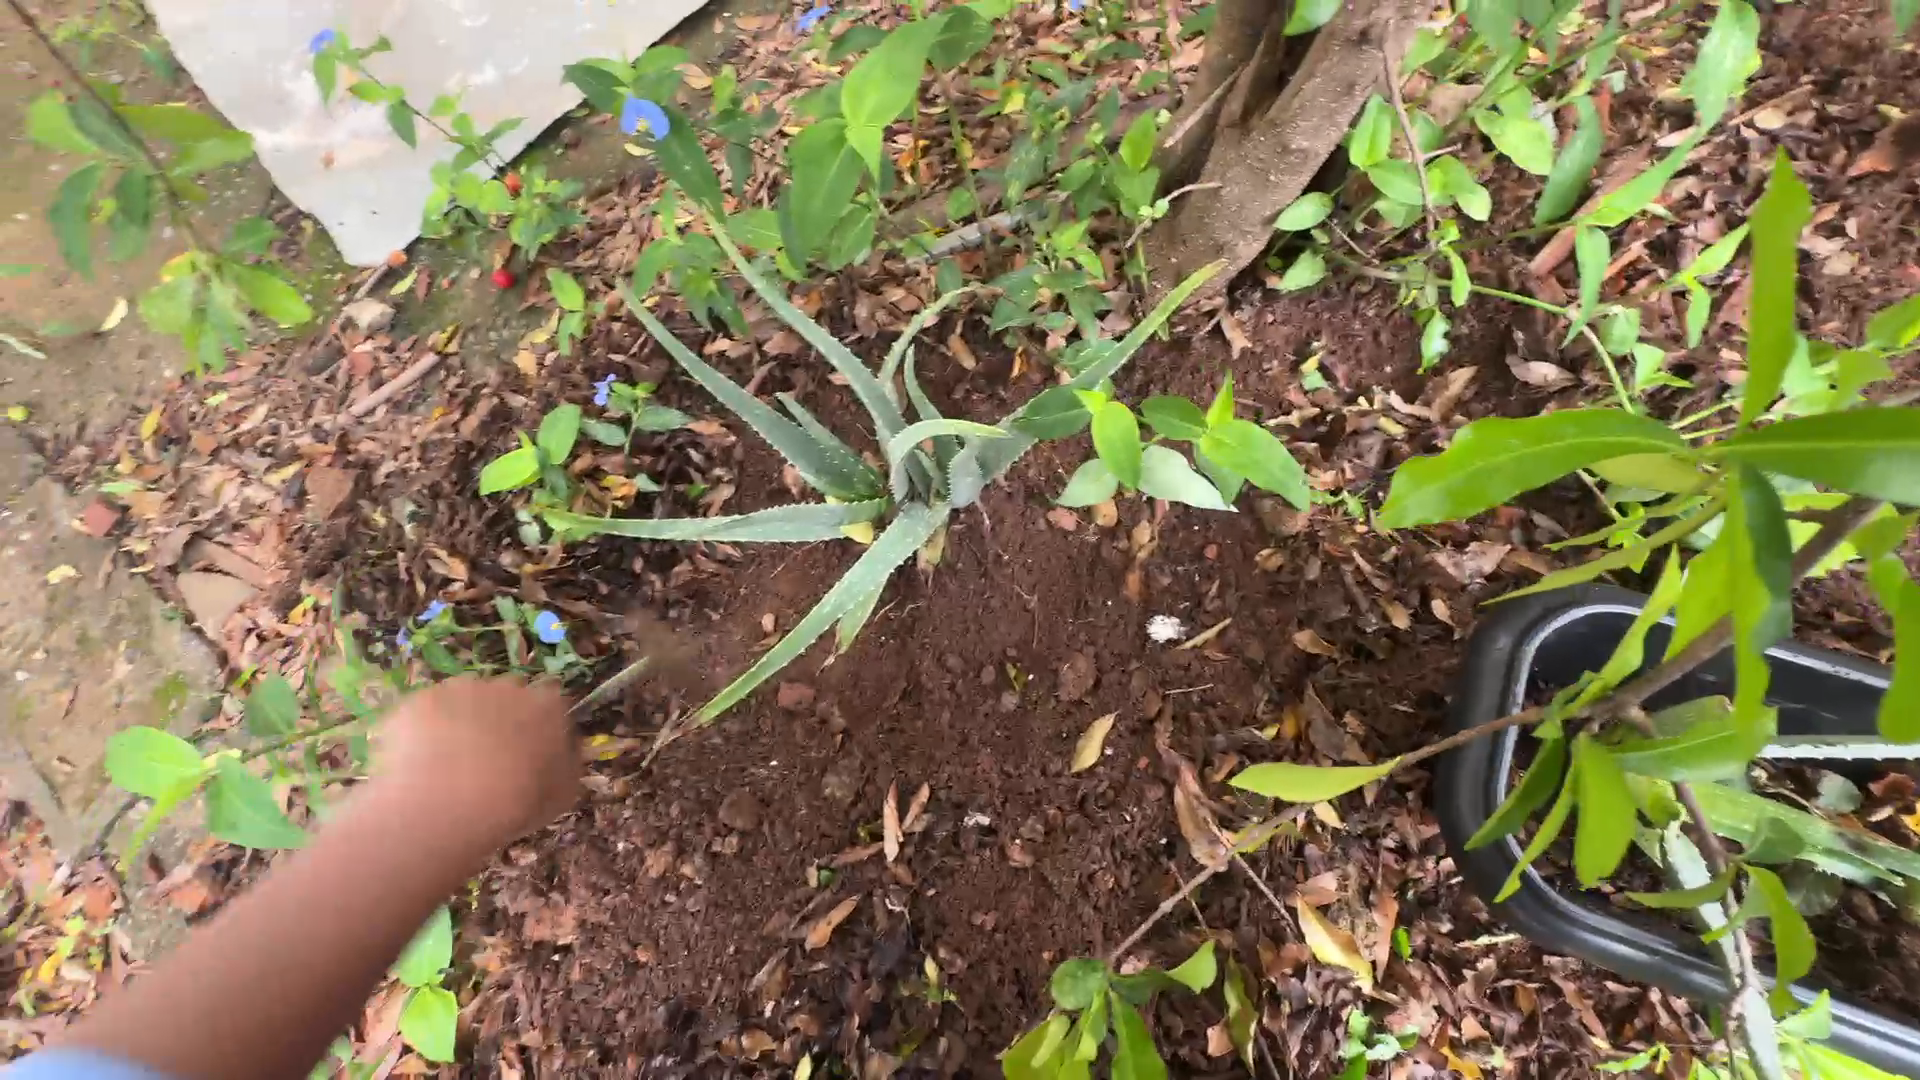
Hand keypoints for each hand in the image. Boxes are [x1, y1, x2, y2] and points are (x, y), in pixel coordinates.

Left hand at [375, 676, 579, 842]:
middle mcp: (511, 686)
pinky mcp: (422, 699)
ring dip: (463, 719)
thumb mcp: (563, 792)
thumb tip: (564, 749)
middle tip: (489, 754)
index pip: (551, 703)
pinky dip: (424, 728)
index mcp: (550, 705)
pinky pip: (426, 710)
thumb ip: (568, 762)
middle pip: (509, 693)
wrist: (446, 809)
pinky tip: (420, 760)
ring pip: (466, 698)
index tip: (530, 749)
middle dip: (501, 716)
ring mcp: (464, 689)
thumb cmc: (516, 803)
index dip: (539, 725)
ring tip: (449, 760)